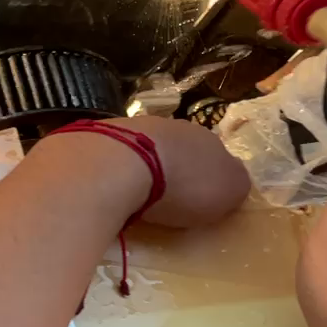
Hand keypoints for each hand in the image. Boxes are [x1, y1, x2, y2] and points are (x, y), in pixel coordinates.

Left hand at [38, 116, 250, 228]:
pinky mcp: (93, 141)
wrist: (119, 164)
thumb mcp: (228, 191)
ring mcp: (126, 129)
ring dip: (135, 171)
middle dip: (167, 172)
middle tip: (159, 200)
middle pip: (172, 150)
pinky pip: (108, 160)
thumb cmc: (182, 182)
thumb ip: (233, 185)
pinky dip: (108, 175)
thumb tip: (230, 181)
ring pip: (138, 151)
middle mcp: (166, 126)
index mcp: (203, 137)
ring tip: (128, 197)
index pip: (210, 154)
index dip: (203, 177)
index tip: (194, 200)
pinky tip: (104, 190)